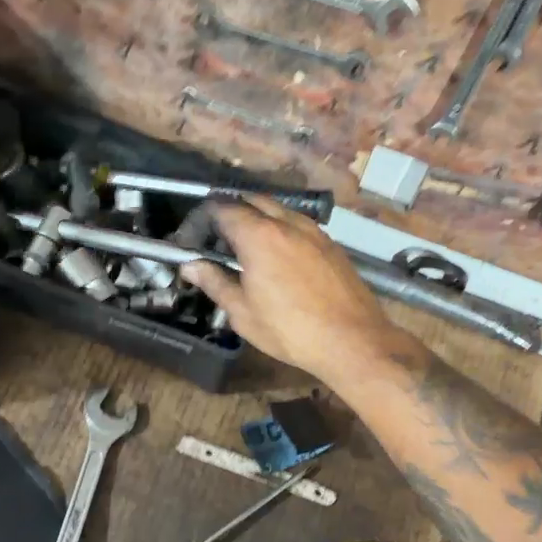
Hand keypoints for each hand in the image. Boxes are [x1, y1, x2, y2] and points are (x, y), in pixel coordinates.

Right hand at [179, 197, 404, 382]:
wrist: (351, 340)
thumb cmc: (289, 331)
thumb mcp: (243, 313)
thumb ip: (215, 284)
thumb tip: (190, 266)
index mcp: (258, 235)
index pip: (224, 209)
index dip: (205, 218)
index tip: (196, 237)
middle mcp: (287, 223)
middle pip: (253, 201)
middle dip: (233, 212)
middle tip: (220, 239)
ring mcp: (314, 231)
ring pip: (280, 211)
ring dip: (260, 219)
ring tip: (249, 248)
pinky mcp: (332, 245)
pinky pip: (300, 226)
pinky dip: (283, 231)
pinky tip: (281, 258)